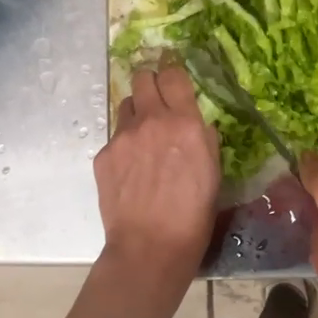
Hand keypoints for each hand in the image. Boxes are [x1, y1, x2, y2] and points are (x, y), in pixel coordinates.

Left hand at [94, 61, 220, 285]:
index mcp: (185, 122)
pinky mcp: (104, 154)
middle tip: (156, 98)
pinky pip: (115, 137)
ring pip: (127, 105)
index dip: (172, 69)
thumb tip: (197, 124)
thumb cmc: (193, 215)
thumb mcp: (213, 173)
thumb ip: (205, 139)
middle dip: (150, 82)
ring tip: (144, 137)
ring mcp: (123, 136)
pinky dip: (124, 145)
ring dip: (137, 113)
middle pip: (142, 77)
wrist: (150, 247)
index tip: (172, 71)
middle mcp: (152, 120)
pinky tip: (131, 170)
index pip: (173, 75)